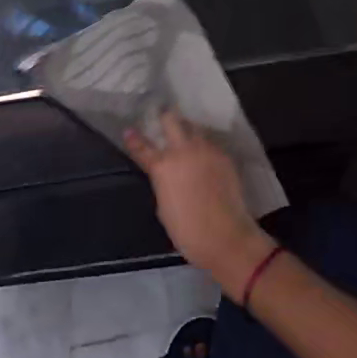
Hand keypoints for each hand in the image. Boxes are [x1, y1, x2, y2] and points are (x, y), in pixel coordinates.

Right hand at [124, 111, 277, 295]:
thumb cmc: (188, 231)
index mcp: (162, 166)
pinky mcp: (224, 157)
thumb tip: (166, 175)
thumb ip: (162, 183)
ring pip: (194, 128)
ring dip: (187, 131)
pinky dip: (204, 147)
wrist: (227, 238)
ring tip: (186, 139)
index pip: (142, 146)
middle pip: (171, 120)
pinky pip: (210, 144)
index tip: (129, 131)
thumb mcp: (163, 206)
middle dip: (166, 119)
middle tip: (164, 124)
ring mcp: (206, 151)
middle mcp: (183, 151)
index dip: (133, 139)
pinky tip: (204, 157)